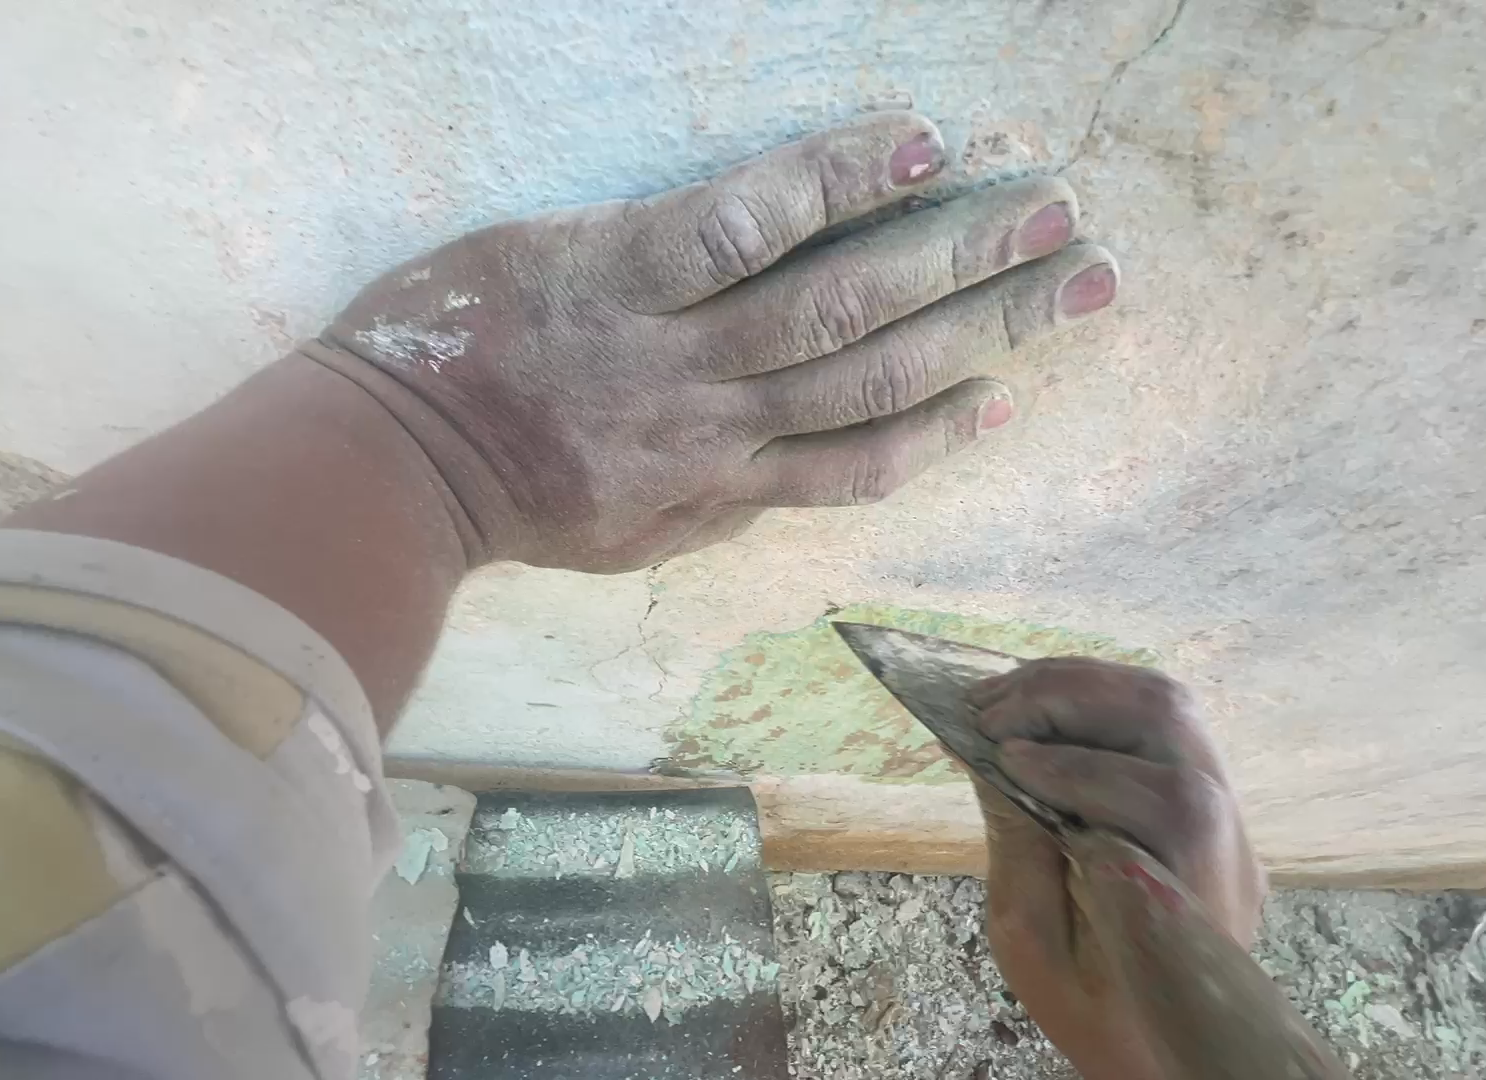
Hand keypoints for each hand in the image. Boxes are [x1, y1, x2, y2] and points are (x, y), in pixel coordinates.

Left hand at [308, 111, 1118, 571]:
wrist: (396, 466)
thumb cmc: (516, 504)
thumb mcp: (630, 539)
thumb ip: (716, 507)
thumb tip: (784, 477)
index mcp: (723, 487)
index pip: (864, 463)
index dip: (948, 432)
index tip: (1015, 392)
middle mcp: (721, 418)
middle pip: (883, 370)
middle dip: (996, 322)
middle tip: (1090, 274)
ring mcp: (671, 342)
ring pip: (835, 298)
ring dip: (949, 251)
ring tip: (1039, 204)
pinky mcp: (614, 265)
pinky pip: (736, 220)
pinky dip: (828, 183)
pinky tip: (909, 147)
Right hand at [966, 658, 1264, 1079]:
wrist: (1175, 1041)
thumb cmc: (1097, 1008)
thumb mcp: (1032, 947)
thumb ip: (1016, 848)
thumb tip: (987, 758)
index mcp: (1188, 905)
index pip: (1162, 805)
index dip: (1076, 769)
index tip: (999, 758)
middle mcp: (1223, 844)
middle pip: (1169, 726)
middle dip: (1064, 701)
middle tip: (985, 712)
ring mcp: (1222, 811)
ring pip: (1166, 703)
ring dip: (1071, 682)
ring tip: (999, 695)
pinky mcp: (1201, 788)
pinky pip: (1153, 712)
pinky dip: (1085, 688)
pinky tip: (1032, 697)